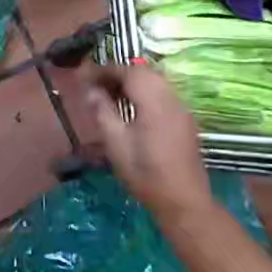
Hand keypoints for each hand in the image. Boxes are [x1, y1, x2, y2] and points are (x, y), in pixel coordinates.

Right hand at [87, 63, 215, 222]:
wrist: (184, 201)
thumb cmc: (146, 174)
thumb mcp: (116, 144)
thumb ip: (103, 112)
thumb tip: (91, 91)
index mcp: (153, 99)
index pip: (128, 70)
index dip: (105, 70)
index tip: (86, 78)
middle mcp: (170, 95)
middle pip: (143, 71)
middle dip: (119, 74)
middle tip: (97, 86)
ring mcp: (181, 106)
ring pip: (155, 80)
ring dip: (132, 82)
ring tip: (112, 96)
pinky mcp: (185, 118)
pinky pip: (163, 93)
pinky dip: (145, 92)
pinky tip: (133, 109)